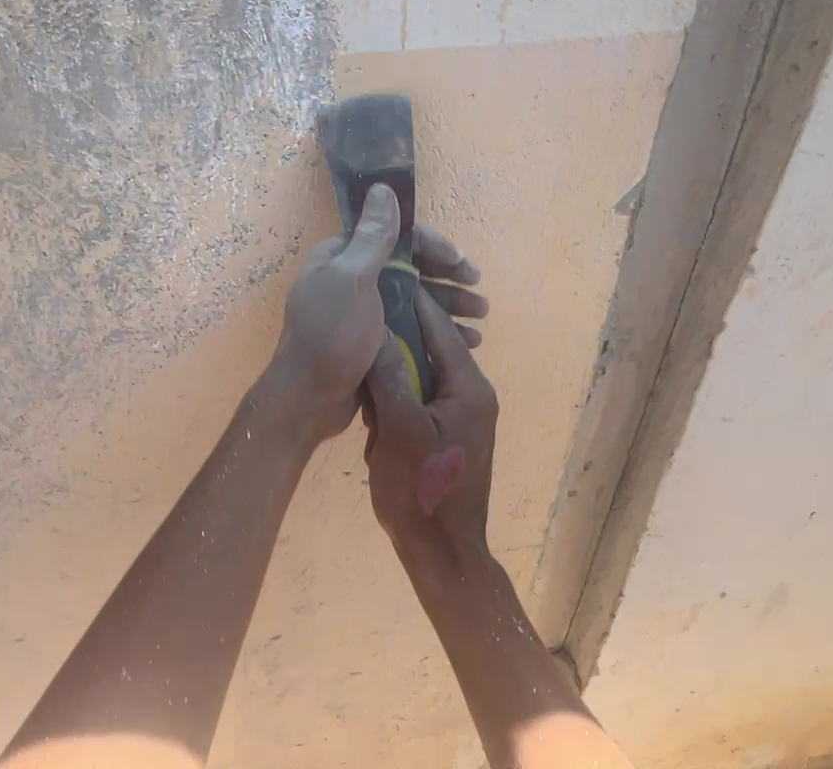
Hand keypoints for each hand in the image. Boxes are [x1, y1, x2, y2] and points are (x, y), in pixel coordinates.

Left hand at [261, 186, 488, 450]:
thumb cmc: (331, 334)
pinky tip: (465, 341)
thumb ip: (373, 237)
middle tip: (479, 296)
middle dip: (448, 280)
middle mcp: (353, 278)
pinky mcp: (374, 340)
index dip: (432, 247)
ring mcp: (364, 311)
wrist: (310, 400)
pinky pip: (412, 326)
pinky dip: (438, 330)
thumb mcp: (353, 280)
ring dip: (449, 306)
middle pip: (410, 268)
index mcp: (343, 257)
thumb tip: (383, 187)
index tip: (460, 262)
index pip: (396, 237)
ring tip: (481, 322)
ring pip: (415, 299)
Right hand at [362, 283, 499, 570]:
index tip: (384, 278)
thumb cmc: (421, 490)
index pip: (440, 329)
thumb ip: (388, 374)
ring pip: (422, 375)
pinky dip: (396, 396)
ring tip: (360, 356)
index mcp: (469, 387)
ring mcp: (461, 417)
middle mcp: (472, 395)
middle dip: (396, 337)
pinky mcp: (447, 435)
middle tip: (362, 318)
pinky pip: (420, 400)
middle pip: (431, 349)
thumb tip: (375, 330)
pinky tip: (369, 400)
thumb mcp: (398, 428)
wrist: (441, 554)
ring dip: (393, 370)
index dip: (412, 302)